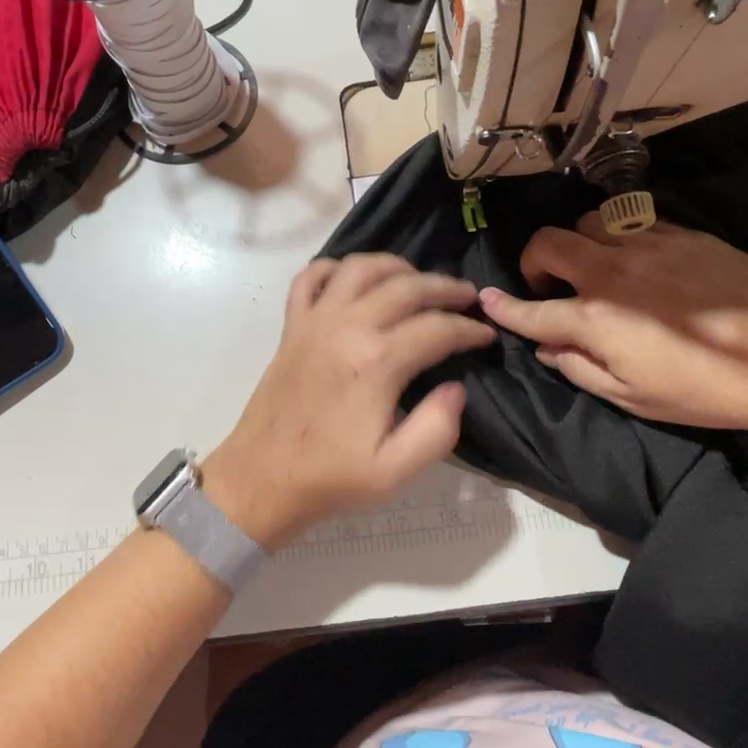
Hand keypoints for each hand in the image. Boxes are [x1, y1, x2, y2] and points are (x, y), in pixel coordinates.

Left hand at [203, 254, 496, 548]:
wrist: (260, 480)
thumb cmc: (330, 478)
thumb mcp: (394, 471)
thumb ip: (437, 429)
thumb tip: (456, 386)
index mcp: (377, 363)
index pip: (437, 328)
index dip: (469, 329)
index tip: (486, 336)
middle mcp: (347, 328)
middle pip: (406, 286)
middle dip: (445, 287)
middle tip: (468, 296)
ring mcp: (314, 321)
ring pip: (360, 268)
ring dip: (396, 267)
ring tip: (419, 280)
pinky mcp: (292, 326)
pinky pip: (310, 277)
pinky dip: (335, 268)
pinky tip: (354, 280)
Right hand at [477, 213, 747, 438]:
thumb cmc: (707, 390)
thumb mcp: (634, 398)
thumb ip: (580, 368)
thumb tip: (546, 346)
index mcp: (594, 318)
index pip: (530, 309)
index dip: (503, 307)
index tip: (486, 302)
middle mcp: (611, 271)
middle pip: (549, 243)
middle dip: (534, 262)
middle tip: (550, 287)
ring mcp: (648, 244)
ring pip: (589, 223)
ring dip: (578, 244)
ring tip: (595, 268)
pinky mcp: (683, 232)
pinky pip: (633, 222)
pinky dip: (620, 238)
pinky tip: (640, 262)